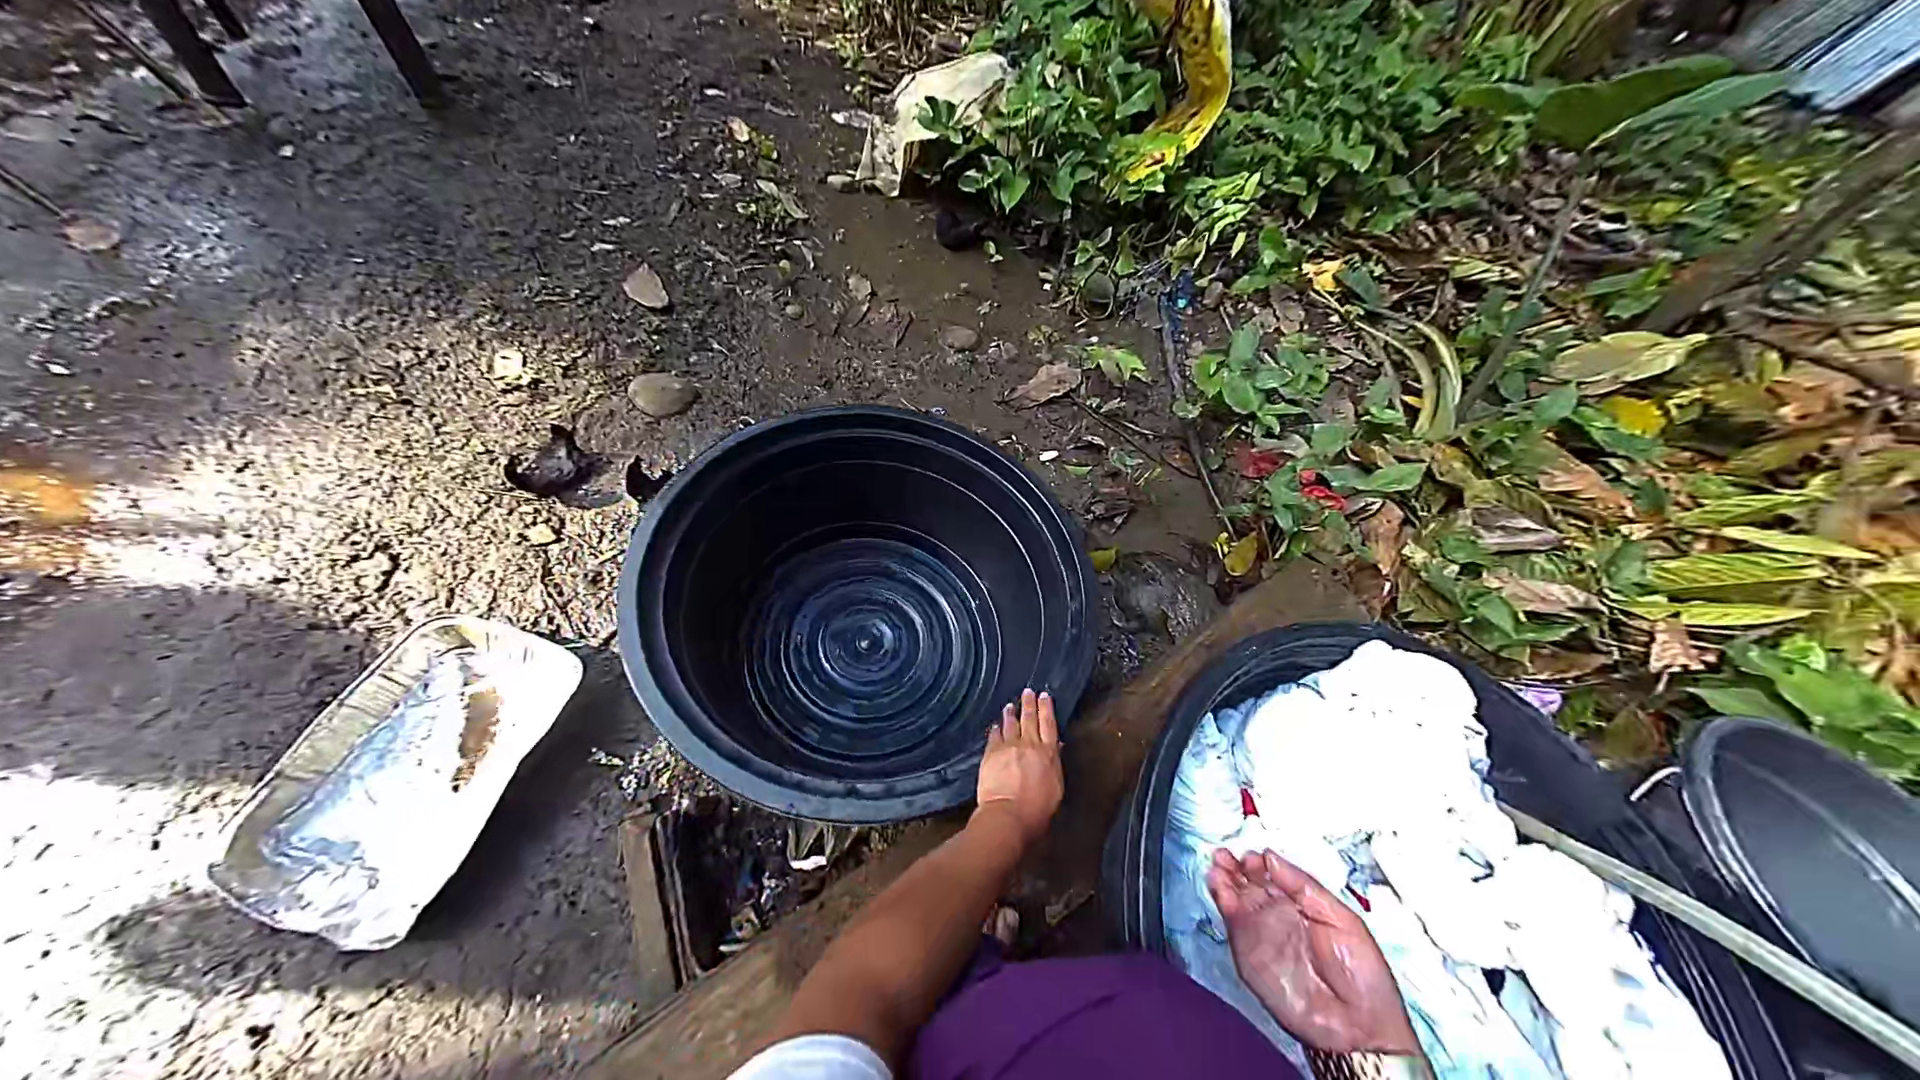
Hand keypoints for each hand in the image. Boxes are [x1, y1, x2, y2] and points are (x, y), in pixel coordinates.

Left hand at [973, 689, 1062, 847]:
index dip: (1046, 708)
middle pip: (1029, 718)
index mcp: (1048, 753)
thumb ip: (1055, 765)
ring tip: (1010, 705)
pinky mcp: (991, 753)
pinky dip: (996, 728)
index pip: (1048, 724)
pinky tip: (996, 725)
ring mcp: (1008, 747)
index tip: (1044, 696)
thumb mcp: (1056, 788)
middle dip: (1029, 703)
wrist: (1008, 814)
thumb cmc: (1036, 810)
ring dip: (1011, 712)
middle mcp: (1028, 745)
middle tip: (1028, 691)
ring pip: (1010, 723)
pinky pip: (994, 735)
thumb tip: (1057, 749)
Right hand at [1208, 849, 1418, 1055]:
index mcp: (1302, 905)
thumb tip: (1272, 858)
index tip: (1254, 853)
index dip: (1261, 861)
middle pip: (1249, 882)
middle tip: (1227, 854)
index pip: (1272, 874)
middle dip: (1236, 865)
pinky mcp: (1248, 953)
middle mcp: (1278, 916)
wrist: (1359, 1028)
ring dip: (1224, 878)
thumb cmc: (1365, 979)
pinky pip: (1230, 922)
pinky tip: (1218, 883)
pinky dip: (1221, 900)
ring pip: (1235, 897)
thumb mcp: (1342, 919)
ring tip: (1218, 863)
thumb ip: (1304, 886)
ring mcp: (1261, 933)